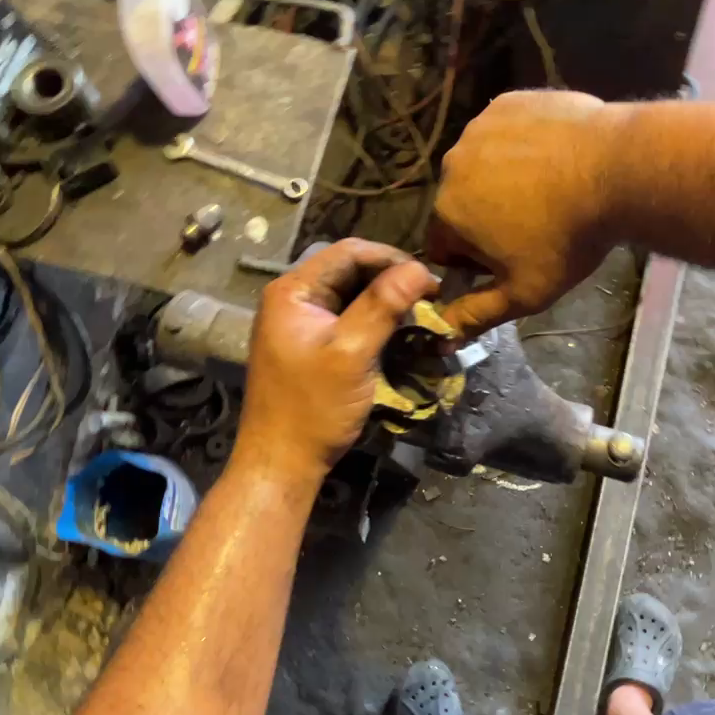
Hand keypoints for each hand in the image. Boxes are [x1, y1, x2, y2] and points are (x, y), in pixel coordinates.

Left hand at [233, 239, 438, 483]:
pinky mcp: (311, 345)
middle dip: (392, 280)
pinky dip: (375, 321)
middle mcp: (294, 299)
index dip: (392, 259)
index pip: (349, 252)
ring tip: (421, 313)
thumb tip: (421, 268)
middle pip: (350, 271)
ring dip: (386, 301)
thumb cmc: (313, 408)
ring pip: (352, 296)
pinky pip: (348, 320)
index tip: (430, 279)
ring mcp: (301, 323)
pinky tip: (399, 332)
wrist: (283, 461)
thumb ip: (383, 306)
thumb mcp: (352, 353)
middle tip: (431, 297)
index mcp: (293, 291)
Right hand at [429, 90, 625, 336]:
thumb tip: (439, 337)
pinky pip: (503, 131)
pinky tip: (553, 157)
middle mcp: (451, 165)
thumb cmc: (567, 240)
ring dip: (501, 179)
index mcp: (447, 213)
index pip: (442, 246)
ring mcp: (479, 127)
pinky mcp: (508, 102)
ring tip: (548, 190)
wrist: (617, 170)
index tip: (509, 258)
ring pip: (480, 165)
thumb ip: (476, 316)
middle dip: (485, 217)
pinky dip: (520, 145)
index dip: (472, 260)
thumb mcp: (523, 293)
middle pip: (460, 203)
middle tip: (535, 225)